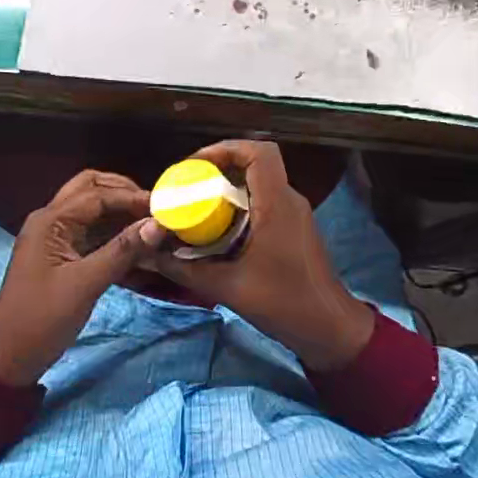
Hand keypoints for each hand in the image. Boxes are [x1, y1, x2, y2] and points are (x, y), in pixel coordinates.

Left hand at [0, 170, 163, 386]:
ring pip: (92, 212)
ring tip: (153, 224)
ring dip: (120, 213)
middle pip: (90, 191)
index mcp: (50, 221)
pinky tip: (138, 245)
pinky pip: (92, 234)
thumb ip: (122, 251)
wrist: (11, 355)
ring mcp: (56, 239)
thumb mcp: (85, 283)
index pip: (96, 195)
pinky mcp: (63, 257)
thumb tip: (158, 224)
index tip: (165, 207)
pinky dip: (114, 234)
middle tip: (155, 209)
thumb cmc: (43, 318)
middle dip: (123, 194)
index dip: (132, 197)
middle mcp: (51, 221)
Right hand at [152, 141, 373, 371]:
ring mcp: (293, 215)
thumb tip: (147, 253)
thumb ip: (185, 269)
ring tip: (192, 211)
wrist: (329, 328)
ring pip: (255, 187)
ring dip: (224, 193)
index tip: (194, 167)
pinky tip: (214, 234)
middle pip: (252, 167)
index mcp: (277, 205)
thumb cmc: (284, 303)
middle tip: (184, 191)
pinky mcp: (292, 231)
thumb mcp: (227, 287)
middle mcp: (288, 201)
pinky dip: (236, 211)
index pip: (259, 152)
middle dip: (215, 173)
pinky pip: (261, 206)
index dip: (225, 149)